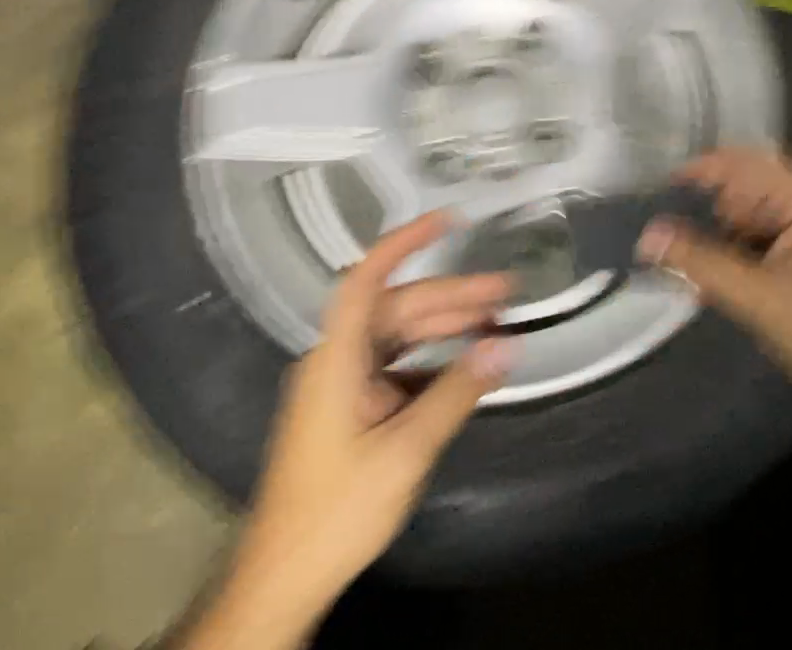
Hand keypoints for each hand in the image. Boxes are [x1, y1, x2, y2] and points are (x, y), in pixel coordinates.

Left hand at [211, 213, 514, 646]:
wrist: (286, 570)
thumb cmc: (338, 507)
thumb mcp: (406, 449)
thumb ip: (457, 393)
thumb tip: (505, 348)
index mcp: (336, 359)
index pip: (366, 279)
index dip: (404, 243)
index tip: (447, 221)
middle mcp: (335, 361)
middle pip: (395, 310)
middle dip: (450, 297)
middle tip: (505, 292)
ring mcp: (341, 385)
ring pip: (398, 338)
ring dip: (444, 328)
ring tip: (497, 320)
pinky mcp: (350, 409)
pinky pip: (395, 368)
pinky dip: (431, 361)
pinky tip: (466, 364)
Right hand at [638, 149, 791, 448]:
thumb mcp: (761, 302)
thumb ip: (700, 263)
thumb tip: (649, 235)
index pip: (741, 164)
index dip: (694, 176)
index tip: (651, 198)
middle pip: (755, 186)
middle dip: (716, 215)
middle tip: (676, 249)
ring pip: (769, 211)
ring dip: (736, 236)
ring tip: (703, 270)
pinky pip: (789, 229)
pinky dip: (760, 248)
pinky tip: (740, 279)